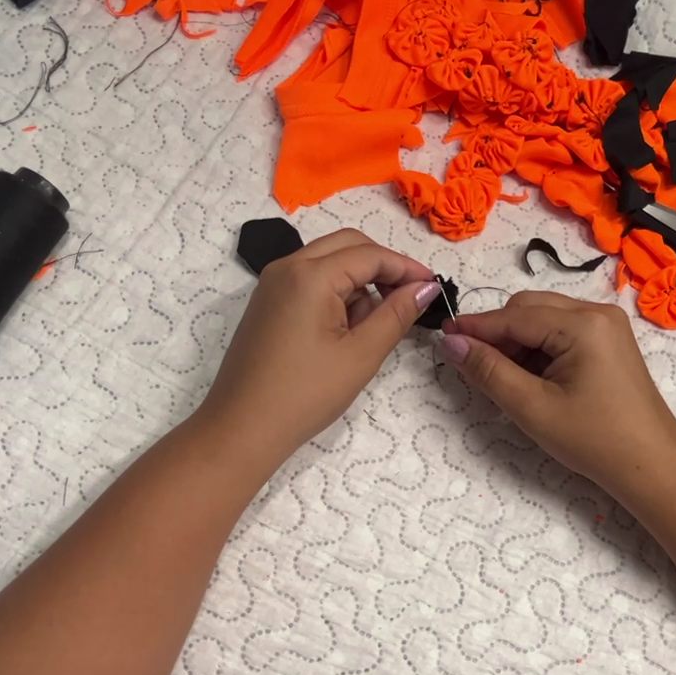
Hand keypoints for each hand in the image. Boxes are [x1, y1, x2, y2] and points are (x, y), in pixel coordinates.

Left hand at [196, 229, 438, 467]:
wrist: (242, 428)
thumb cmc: (305, 394)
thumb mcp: (361, 355)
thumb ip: (396, 314)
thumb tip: (425, 287)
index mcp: (310, 275)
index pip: (370, 254)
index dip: (406, 268)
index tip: (433, 289)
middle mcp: (287, 267)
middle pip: (347, 246)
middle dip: (382, 267)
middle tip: (408, 300)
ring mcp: (272, 284)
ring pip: (328, 262)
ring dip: (358, 282)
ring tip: (372, 328)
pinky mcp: (267, 304)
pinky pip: (309, 281)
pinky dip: (335, 294)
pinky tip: (345, 331)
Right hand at [441, 291, 675, 494]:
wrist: (651, 465)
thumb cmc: (593, 440)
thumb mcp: (532, 407)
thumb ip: (489, 371)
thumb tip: (451, 342)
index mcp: (582, 324)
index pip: (514, 316)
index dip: (475, 327)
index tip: (442, 337)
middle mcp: (597, 312)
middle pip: (528, 308)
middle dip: (497, 333)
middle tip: (474, 367)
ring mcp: (606, 325)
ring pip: (543, 318)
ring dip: (517, 341)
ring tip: (505, 378)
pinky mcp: (608, 341)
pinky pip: (560, 330)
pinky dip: (538, 348)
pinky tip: (530, 377)